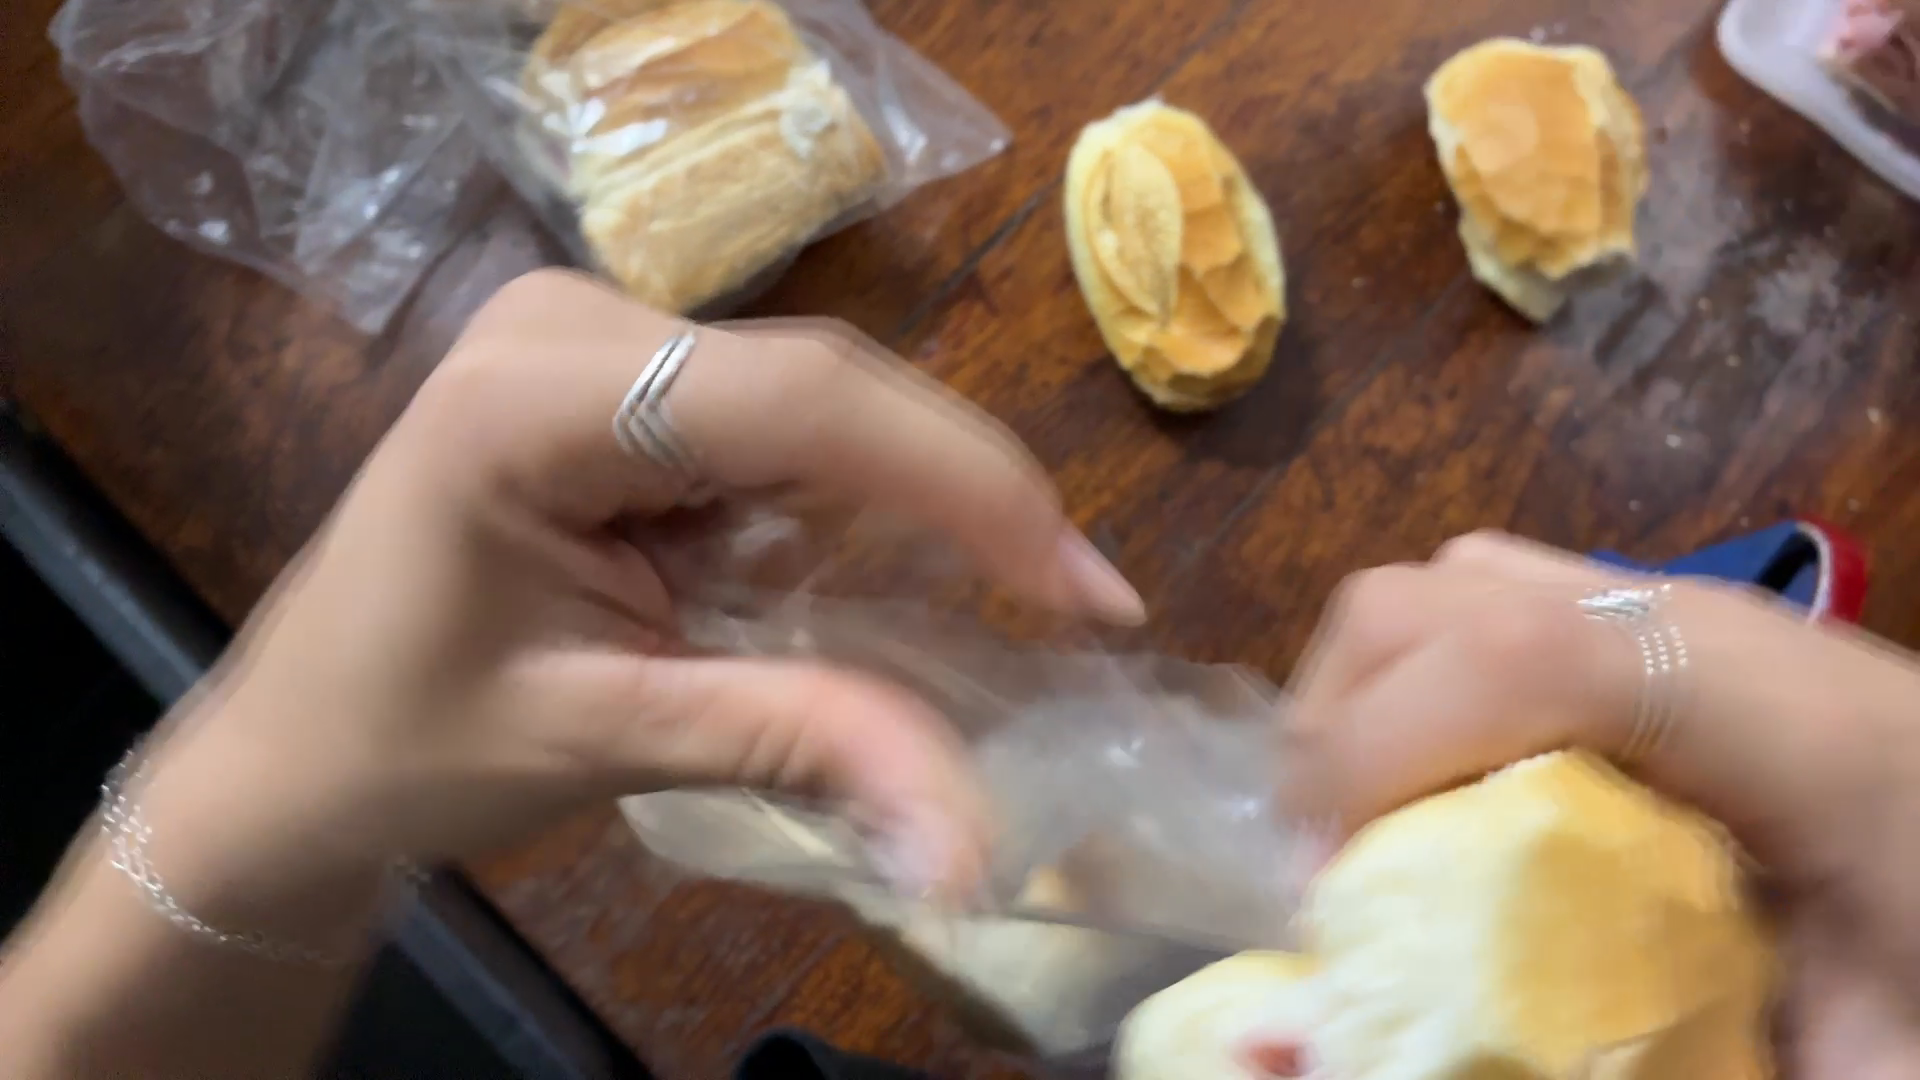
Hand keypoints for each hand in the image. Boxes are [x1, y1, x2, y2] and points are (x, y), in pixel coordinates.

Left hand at [132, 269, 1144, 926]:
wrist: (294, 749)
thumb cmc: (410, 748)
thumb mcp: (612, 740)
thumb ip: (802, 751)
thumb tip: (975, 847)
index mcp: (536, 395)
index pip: (801, 403)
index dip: (962, 481)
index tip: (1074, 580)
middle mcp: (583, 327)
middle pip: (830, 386)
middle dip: (966, 487)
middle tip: (1075, 586)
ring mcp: (610, 344)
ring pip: (828, 397)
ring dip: (929, 488)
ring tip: (1025, 572)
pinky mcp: (638, 382)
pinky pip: (792, 420)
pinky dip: (870, 489)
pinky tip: (921, 544)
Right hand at [1283, 531, 1919, 1076]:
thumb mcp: (1851, 1060)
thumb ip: (1629, 1059)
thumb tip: (1379, 1054)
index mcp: (1774, 714)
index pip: (1516, 662)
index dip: (1376, 753)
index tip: (1331, 876)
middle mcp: (1682, 621)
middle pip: (1418, 604)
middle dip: (1331, 724)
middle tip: (1329, 846)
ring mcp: (1641, 600)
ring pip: (1416, 594)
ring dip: (1351, 693)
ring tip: (1362, 796)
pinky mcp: (1613, 611)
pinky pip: (1451, 600)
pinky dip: (1397, 673)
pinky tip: (1428, 747)